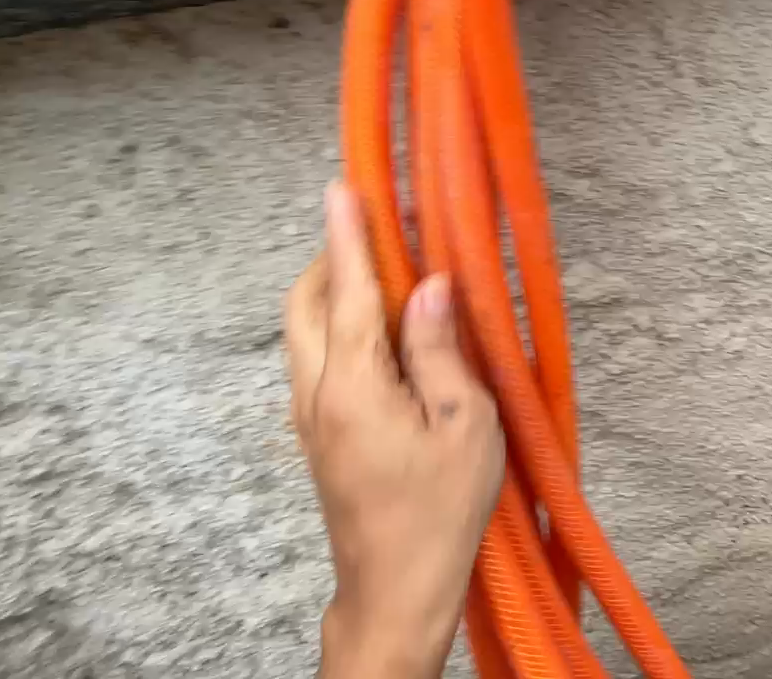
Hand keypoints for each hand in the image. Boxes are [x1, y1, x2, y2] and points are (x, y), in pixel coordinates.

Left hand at [285, 181, 504, 678]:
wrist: (398, 584)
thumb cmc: (443, 506)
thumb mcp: (464, 422)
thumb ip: (441, 349)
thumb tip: (433, 286)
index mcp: (355, 388)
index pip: (351, 293)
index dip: (350, 236)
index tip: (344, 188)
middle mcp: (318, 395)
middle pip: (307, 304)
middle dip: (335, 253)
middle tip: (378, 221)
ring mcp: (313, 415)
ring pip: (307, 328)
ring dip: (338, 284)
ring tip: (389, 261)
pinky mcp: (323, 430)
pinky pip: (320, 354)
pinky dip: (343, 318)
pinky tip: (385, 320)